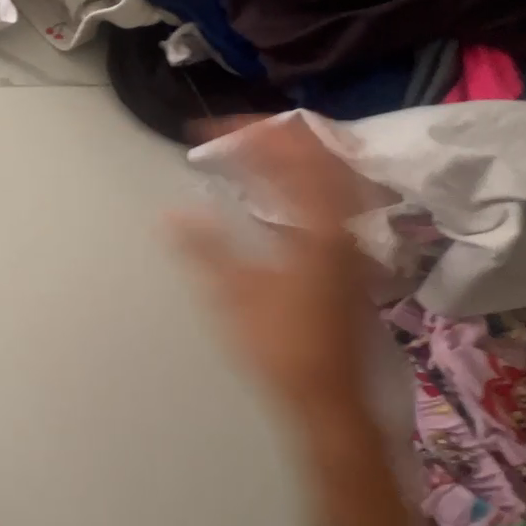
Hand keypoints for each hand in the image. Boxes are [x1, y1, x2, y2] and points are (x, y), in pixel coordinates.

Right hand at [168, 117, 375, 442]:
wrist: (327, 394)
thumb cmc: (279, 346)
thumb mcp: (233, 294)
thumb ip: (205, 247)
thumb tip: (172, 211)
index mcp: (317, 230)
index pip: (290, 161)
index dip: (250, 137)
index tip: (207, 133)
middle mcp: (344, 227)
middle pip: (322, 159)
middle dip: (278, 136)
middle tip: (235, 131)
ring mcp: (353, 243)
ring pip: (336, 177)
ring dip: (298, 154)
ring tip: (261, 147)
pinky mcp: (351, 259)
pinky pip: (337, 198)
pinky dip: (310, 179)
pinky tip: (287, 189)